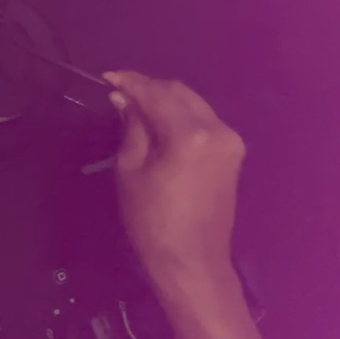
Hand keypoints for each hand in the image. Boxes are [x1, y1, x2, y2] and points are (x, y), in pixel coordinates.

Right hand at [104, 71, 244, 294]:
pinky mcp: (232, 153)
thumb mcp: (131, 170)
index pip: (156, 94)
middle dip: (149, 89)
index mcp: (190, 134)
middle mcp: (217, 129)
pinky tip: (158, 124)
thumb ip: (132, 127)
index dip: (131, 82)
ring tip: (135, 108)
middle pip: (179, 92)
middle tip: (119, 93)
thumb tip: (125, 99)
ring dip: (165, 101)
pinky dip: (179, 115)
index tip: (108, 77)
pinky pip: (202, 121)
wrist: (191, 261)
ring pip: (193, 104)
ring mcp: (230, 141)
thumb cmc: (152, 220)